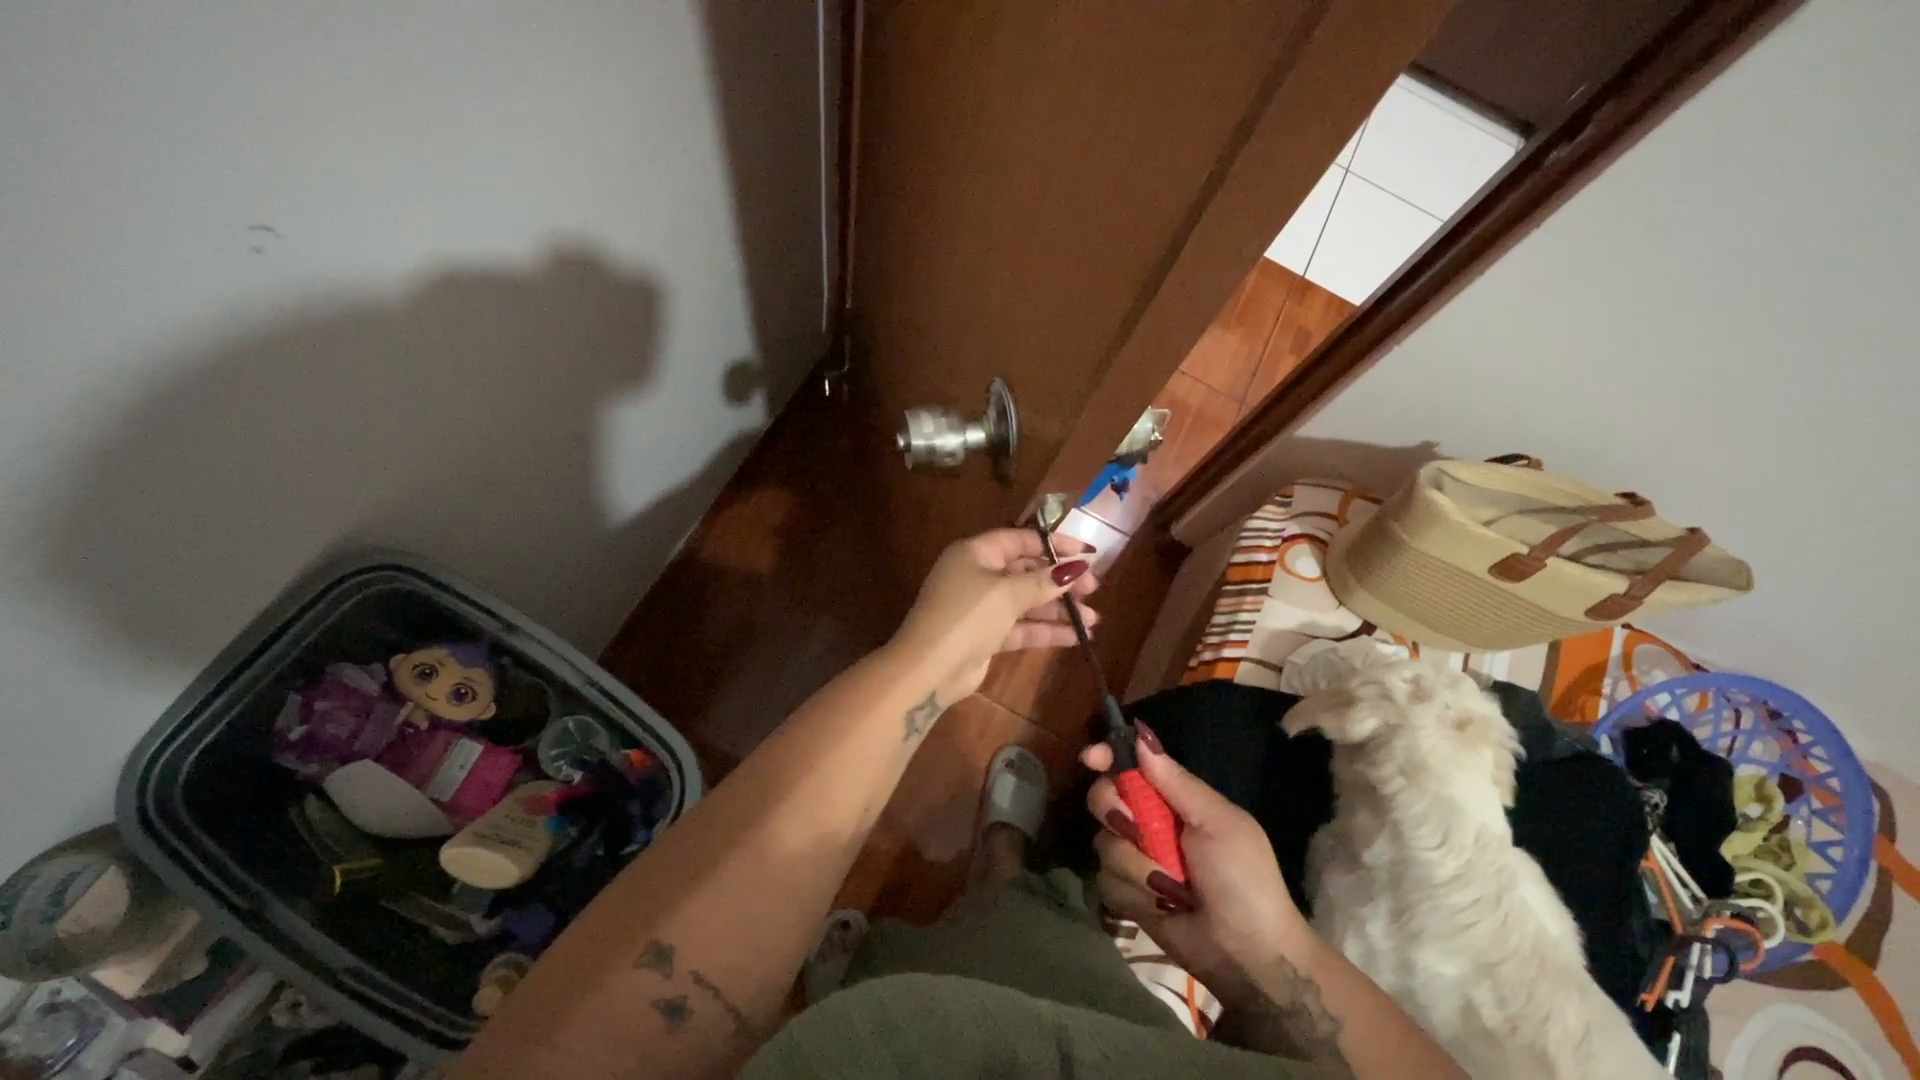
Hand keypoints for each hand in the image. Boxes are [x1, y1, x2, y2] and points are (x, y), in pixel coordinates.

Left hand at [889, 528, 1098, 705]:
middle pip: (1026, 571)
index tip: (1087, 555)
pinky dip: (1046, 630)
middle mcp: (978, 575)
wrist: (929, 668)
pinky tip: (1076, 637)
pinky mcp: (986, 636)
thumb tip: (1077, 568)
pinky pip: (1022, 627)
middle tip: (1093, 589)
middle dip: (1060, 581)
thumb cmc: (967, 616)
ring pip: (1027, 602)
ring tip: (1093, 619)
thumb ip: (1044, 581)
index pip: (1021, 540)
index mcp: (975, 553)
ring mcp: (981, 608)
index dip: (1055, 545)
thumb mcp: (1007, 593)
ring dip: (1058, 609)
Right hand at [1082, 730, 1307, 1002]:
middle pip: (1103, 799)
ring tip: (1170, 886)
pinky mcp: (1127, 894)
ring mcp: (1136, 859)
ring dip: (1135, 866)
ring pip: (1103, 844)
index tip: (1091, 758)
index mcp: (1174, 798)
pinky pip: (1105, 881)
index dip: (1107, 757)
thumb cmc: (1243, 878)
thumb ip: (1177, 781)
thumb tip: (1141, 734)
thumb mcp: (1218, 822)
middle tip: (1141, 833)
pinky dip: (1132, 894)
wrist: (1248, 953)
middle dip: (1118, 815)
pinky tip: (1159, 906)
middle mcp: (1149, 823)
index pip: (1129, 766)